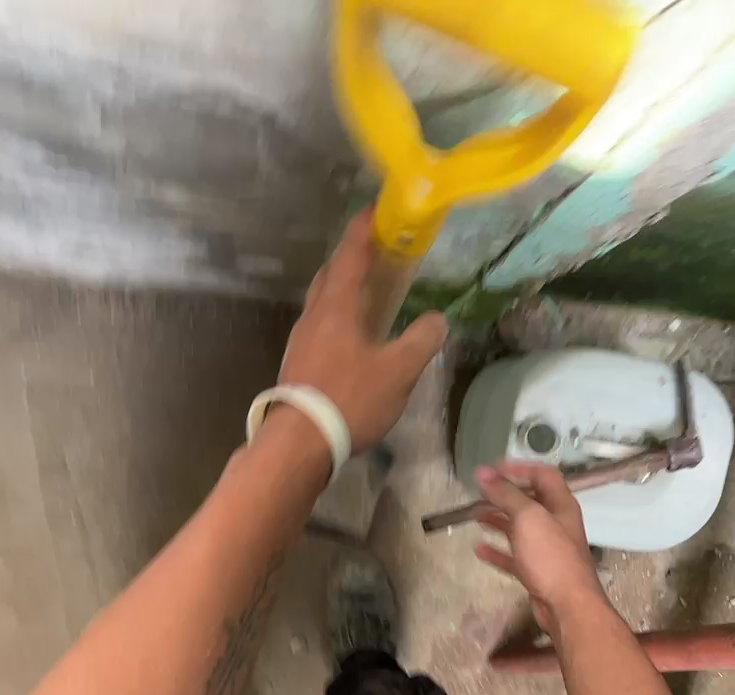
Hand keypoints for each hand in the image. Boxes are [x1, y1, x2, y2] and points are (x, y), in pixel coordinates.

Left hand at [278, 210, 447, 452]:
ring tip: (367, 296)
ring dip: (342, 291)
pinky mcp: (297, 365)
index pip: (350, 256)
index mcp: (336, 307)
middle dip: (351, 259)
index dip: (364, 230)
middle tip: (376, 254)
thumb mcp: (398, 371)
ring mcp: (300, 342)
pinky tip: (350, 340)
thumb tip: (437, 319)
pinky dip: (336, 320)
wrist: (300, 443)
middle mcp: (313, 317)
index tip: (377, 211)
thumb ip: (421, 341)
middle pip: (330, 275)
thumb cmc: (349, 399)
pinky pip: (319, 329)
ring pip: (321, 303)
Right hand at [473, 462, 607, 632]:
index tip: (493, 469)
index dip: (520, 467)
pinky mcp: (537, 571)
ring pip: (520, 528)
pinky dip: (497, 550)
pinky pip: (514, 555)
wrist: (567, 605)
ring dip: (498, 519)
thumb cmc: (551, 557)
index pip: (543, 475)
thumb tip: (484, 473)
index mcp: (560, 505)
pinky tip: (480, 548)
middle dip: (504, 494)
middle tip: (480, 492)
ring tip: (475, 515)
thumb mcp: (528, 518)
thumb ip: (506, 494)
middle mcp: (556, 523)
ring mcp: (547, 548)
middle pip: (530, 501)